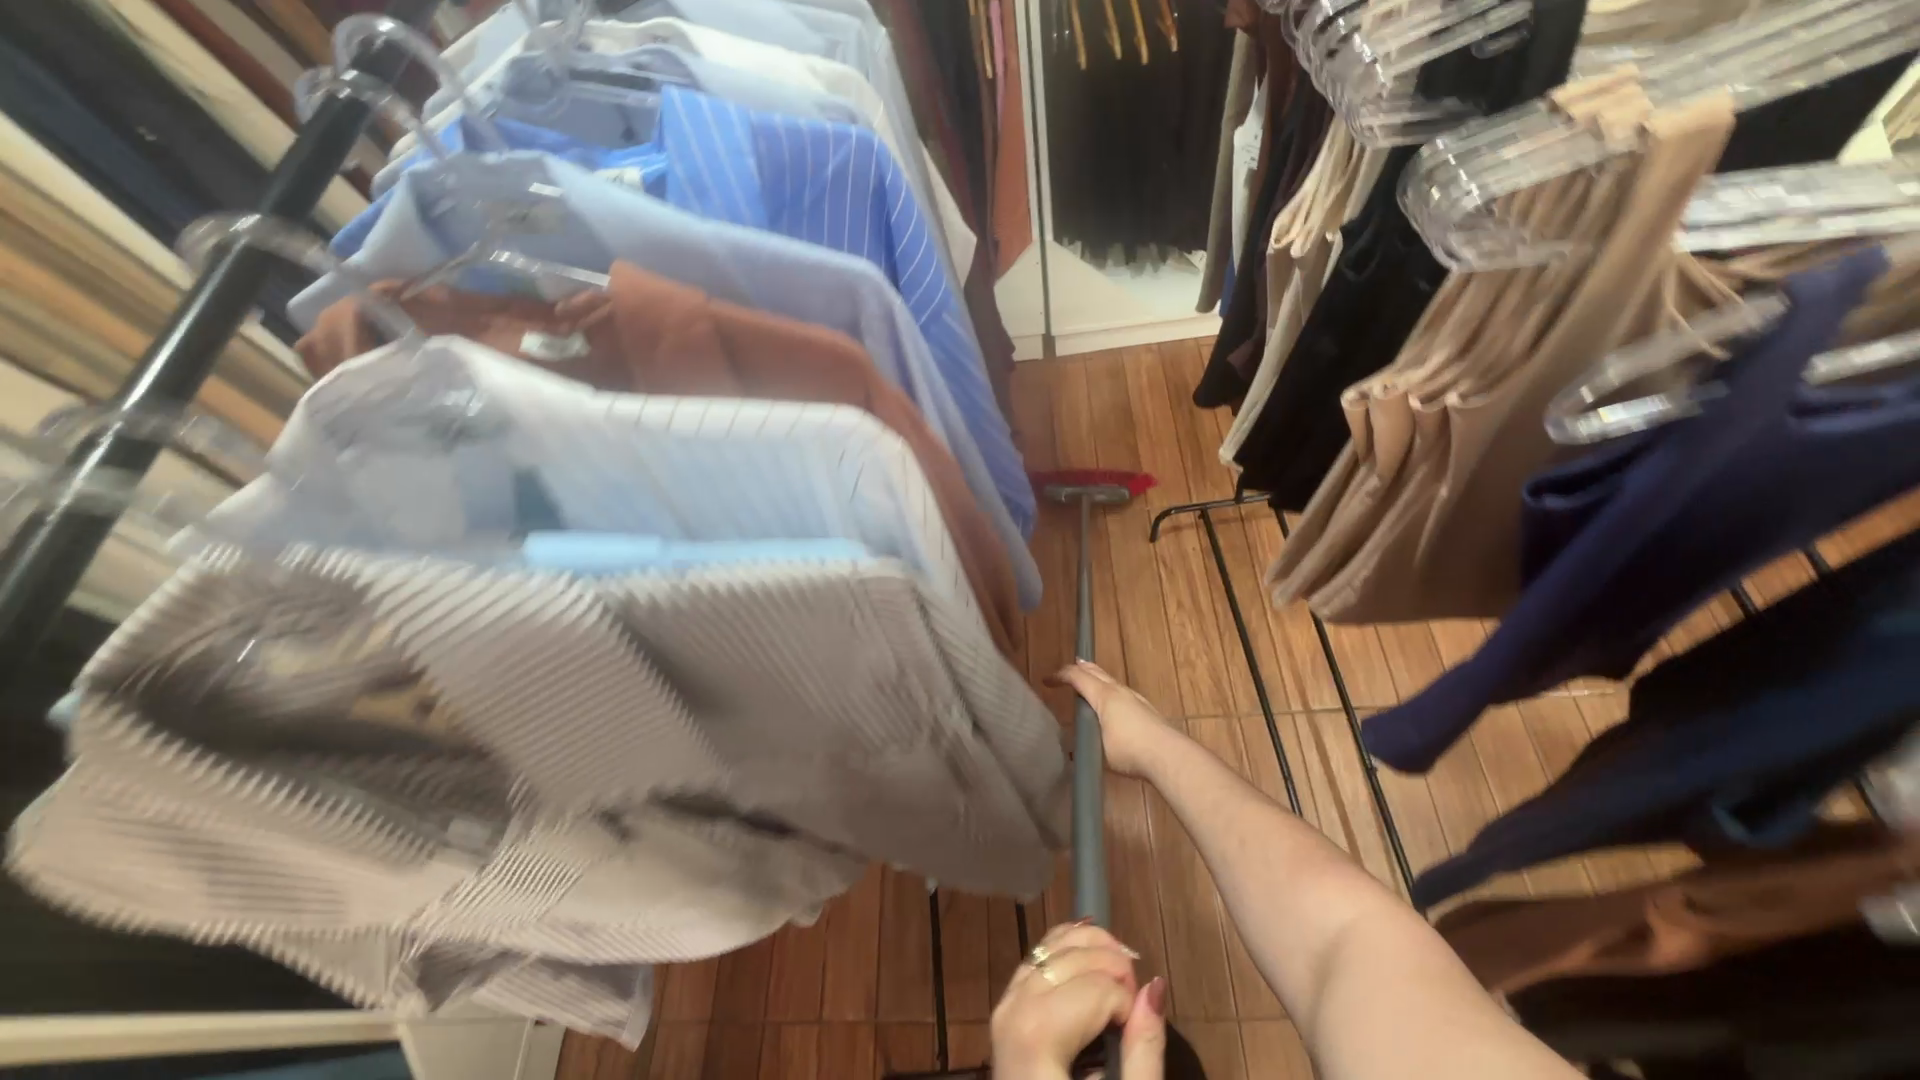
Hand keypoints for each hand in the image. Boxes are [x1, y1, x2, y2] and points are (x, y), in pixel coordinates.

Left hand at [991, 921, 1165, 1079]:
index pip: (1086, 994)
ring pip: (1039, 957)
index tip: (1137, 1026)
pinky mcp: (1003, 1018)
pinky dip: (1058, 949)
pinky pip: (1029, 966)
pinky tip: (1087, 943)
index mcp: (1036, 1058)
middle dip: (1104, 962)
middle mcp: (1008, 1029)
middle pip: (1058, 967)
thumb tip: (1155, 987)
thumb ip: (1143, 1052)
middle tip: (1136, 987)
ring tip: (1121, 960)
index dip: (1121, 1000)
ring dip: (1082, 947)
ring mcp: (1000, 1020)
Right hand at [1048, 661, 1179, 777]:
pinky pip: (1122, 694)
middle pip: (1097, 672)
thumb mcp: (1097, 749)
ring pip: (1111, 682)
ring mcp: (1136, 699)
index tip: (1047, 680)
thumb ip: (1084, 743)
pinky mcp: (1147, 711)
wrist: (1169, 756)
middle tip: (1071, 668)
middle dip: (1082, 668)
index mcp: (1103, 695)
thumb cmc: (1129, 750)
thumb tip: (1073, 749)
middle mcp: (1119, 691)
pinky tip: (1112, 707)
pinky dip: (1110, 693)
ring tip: (1090, 685)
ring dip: (1098, 680)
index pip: (1077, 677)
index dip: (1060, 675)